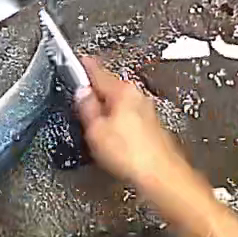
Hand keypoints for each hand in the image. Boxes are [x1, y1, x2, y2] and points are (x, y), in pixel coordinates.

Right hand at [73, 55, 195, 193]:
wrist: (161, 176)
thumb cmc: (133, 154)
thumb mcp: (95, 130)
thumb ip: (86, 107)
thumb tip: (81, 93)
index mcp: (122, 91)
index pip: (97, 70)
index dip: (83, 66)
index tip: (76, 61)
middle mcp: (137, 96)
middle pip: (109, 86)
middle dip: (94, 92)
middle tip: (78, 101)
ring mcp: (146, 110)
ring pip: (118, 102)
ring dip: (105, 108)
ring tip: (93, 125)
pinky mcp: (150, 125)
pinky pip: (126, 116)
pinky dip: (116, 120)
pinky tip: (111, 137)